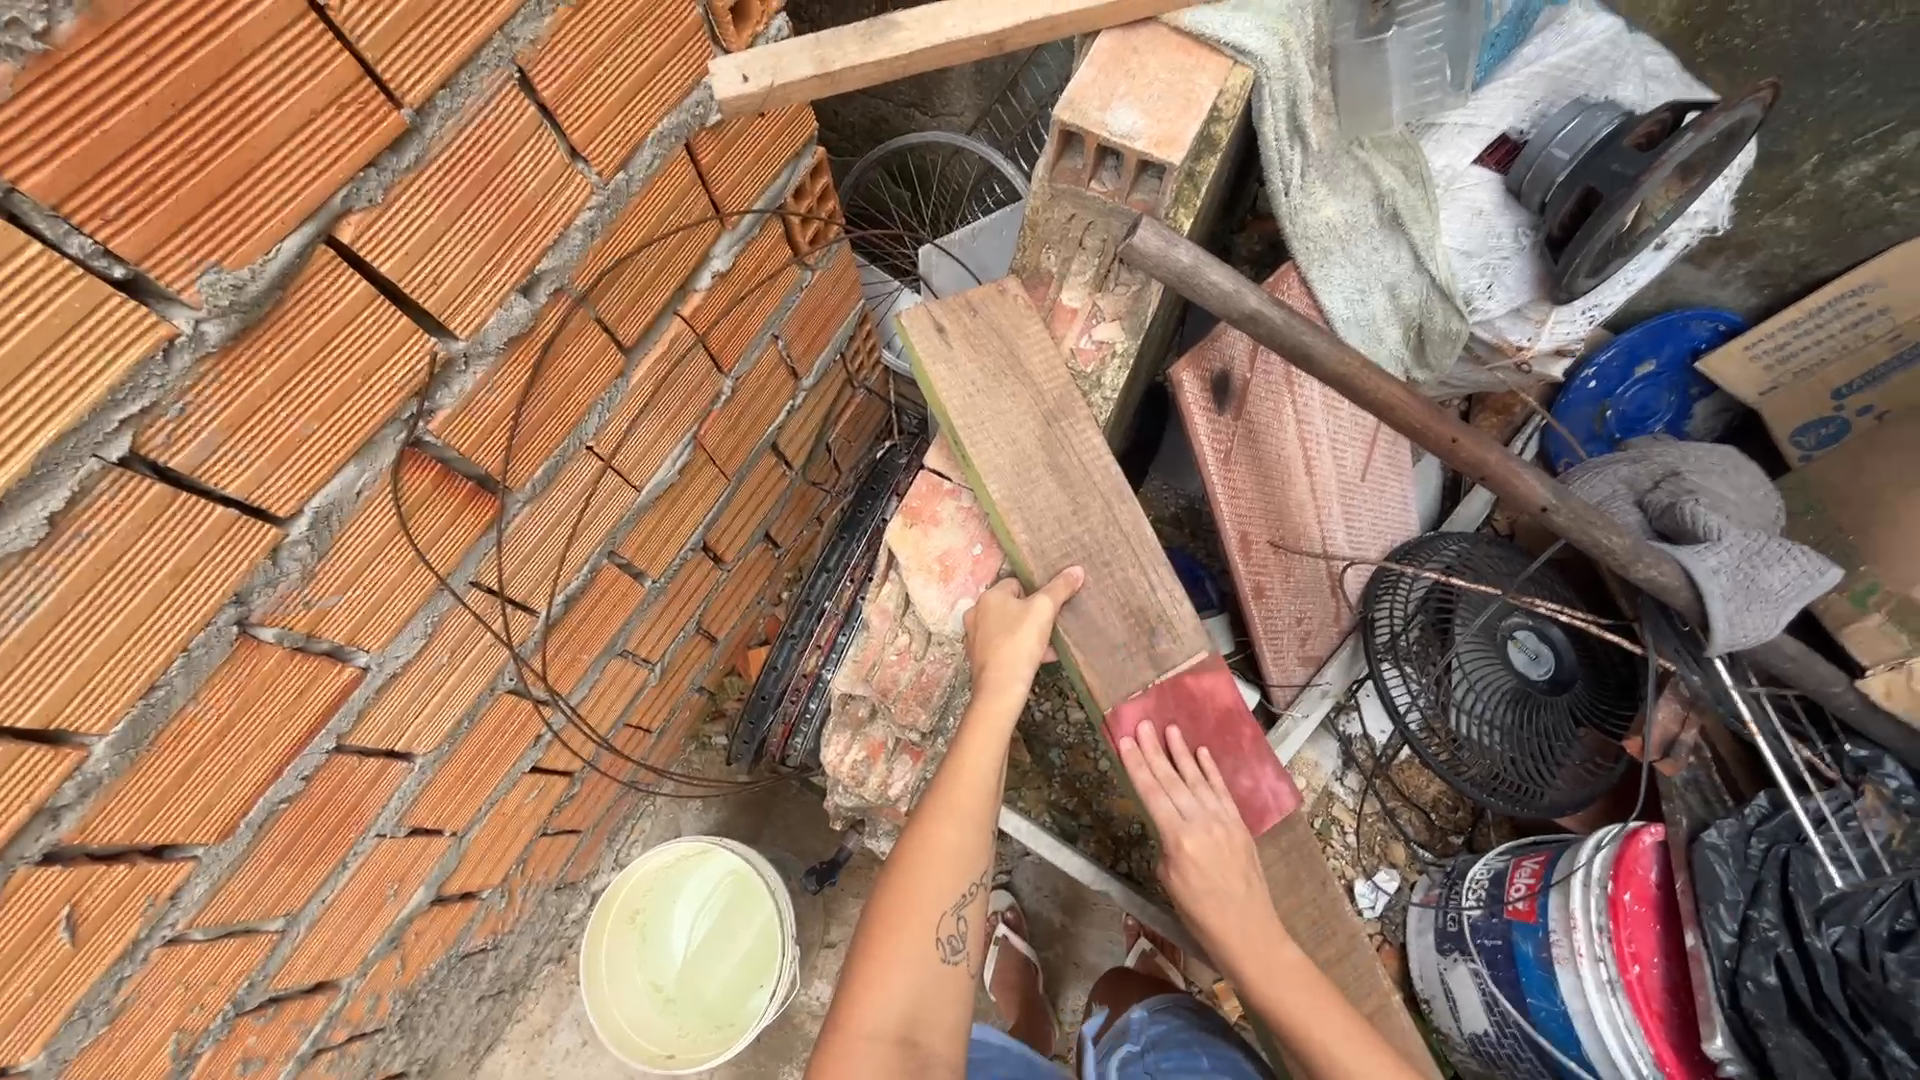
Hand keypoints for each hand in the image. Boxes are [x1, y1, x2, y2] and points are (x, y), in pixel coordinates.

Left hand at [961, 567, 1084, 695]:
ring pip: (1008, 629)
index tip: (1049, 607)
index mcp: (988, 596)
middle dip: (1033, 617)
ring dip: (1028, 635)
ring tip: (1049, 647)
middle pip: (1012, 607)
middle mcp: (976, 613)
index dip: (1035, 593)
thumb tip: (1076, 570)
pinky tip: (1038, 660)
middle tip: (1050, 628)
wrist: (1000, 686)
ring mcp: (975, 637)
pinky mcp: (978, 658)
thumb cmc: (1020, 641)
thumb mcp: (1044, 609)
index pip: (1015, 584)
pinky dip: (1019, 650)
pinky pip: (1003, 647)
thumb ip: (1060, 588)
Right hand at [1118, 720, 1289, 979]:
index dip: (1136, 765)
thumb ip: (1165, 844)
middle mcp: (1201, 823)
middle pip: (1172, 780)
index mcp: (1178, 839)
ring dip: (1181, 752)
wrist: (1249, 932)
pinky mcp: (1239, 825)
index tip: (1124, 740)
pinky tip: (1201, 752)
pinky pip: (1222, 791)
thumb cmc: (1200, 915)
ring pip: (1197, 779)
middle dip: (1154, 750)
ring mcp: (1223, 821)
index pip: (1152, 793)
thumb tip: (1168, 824)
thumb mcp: (1168, 881)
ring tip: (1169, 728)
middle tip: (1142, 724)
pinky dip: (1210, 770)